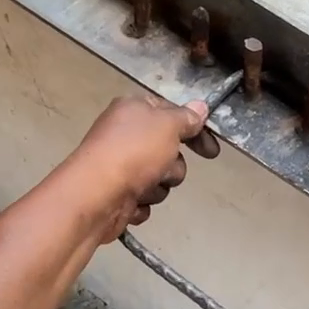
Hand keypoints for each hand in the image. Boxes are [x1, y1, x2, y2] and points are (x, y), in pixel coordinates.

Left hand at [57, 95, 213, 242]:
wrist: (97, 196)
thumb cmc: (134, 153)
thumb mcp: (168, 126)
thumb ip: (187, 117)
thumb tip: (200, 106)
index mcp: (134, 110)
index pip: (172, 113)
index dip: (194, 130)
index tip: (211, 149)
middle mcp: (125, 134)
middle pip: (169, 149)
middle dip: (173, 164)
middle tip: (165, 167)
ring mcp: (120, 165)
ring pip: (160, 178)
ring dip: (158, 185)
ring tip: (144, 186)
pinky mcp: (117, 193)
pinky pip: (145, 198)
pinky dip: (142, 202)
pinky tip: (132, 200)